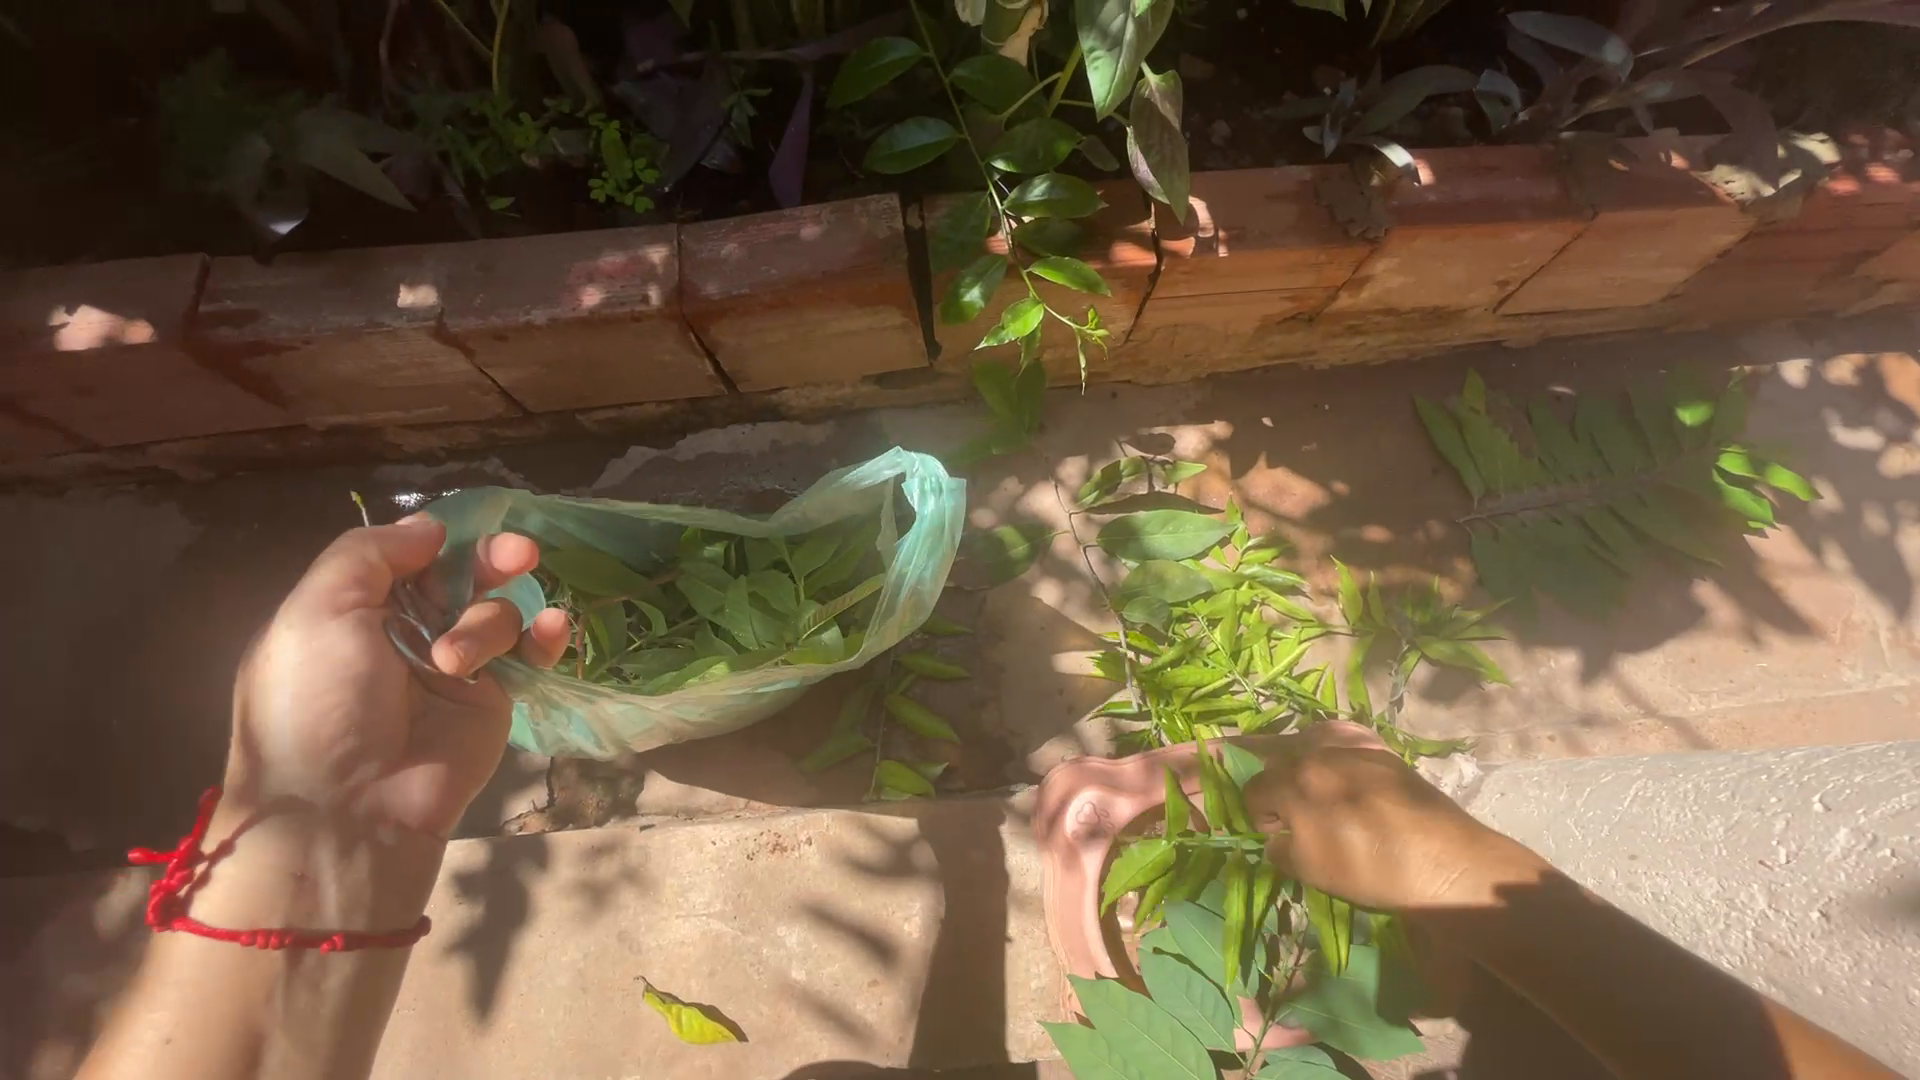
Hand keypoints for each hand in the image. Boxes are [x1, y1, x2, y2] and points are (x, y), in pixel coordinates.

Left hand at [196, 518, 569, 929]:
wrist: (351, 805)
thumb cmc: (318, 704)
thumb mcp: (316, 614)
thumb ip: (369, 556)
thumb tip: (431, 527)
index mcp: (357, 610)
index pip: (412, 556)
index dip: (443, 538)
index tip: (467, 530)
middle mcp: (409, 631)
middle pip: (466, 576)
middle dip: (492, 560)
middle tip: (519, 554)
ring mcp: (457, 664)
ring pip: (498, 612)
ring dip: (487, 625)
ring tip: (458, 663)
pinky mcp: (497, 695)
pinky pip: (531, 651)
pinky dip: (546, 636)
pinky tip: (553, 629)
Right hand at [1244, 722, 1543, 911]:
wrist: (1449, 864)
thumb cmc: (1372, 868)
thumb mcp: (1311, 869)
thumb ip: (1280, 849)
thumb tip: (1277, 838)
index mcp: (1293, 780)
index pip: (1252, 789)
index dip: (1257, 815)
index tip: (1274, 835)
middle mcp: (1316, 753)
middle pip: (1275, 760)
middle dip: (1272, 783)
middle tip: (1285, 812)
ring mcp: (1351, 748)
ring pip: (1306, 745)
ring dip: (1297, 764)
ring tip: (1308, 790)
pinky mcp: (1381, 752)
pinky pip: (1340, 741)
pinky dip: (1329, 753)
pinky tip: (1338, 771)